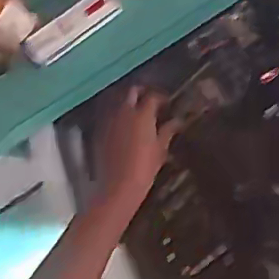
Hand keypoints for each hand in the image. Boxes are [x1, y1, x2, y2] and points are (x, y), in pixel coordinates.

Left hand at [94, 87, 178, 211]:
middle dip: (142, 92)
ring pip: (119, 101)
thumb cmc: (144, 167)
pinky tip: (126, 126)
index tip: (167, 104)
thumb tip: (177, 121)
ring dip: (129, 102)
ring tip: (139, 113)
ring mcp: (110, 120)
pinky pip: (110, 115)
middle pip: (132, 91)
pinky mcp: (101, 130)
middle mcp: (124, 112)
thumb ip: (168, 131)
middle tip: (151, 102)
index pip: (153, 96)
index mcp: (142, 114)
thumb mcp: (160, 149)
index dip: (161, 98)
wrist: (118, 186)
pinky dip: (119, 115)